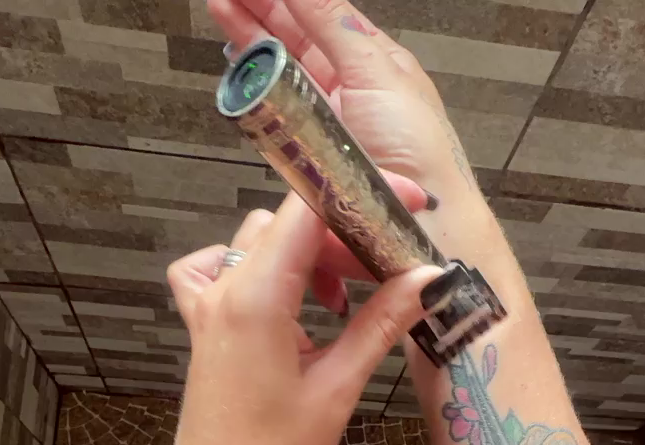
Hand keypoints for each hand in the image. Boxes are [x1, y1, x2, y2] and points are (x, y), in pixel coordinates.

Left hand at [161, 196, 442, 444]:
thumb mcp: (338, 389)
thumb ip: (380, 324)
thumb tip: (429, 280)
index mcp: (256, 298)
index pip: (309, 208)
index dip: (361, 193)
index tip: (406, 205)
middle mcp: (224, 289)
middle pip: (289, 225)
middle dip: (342, 237)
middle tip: (383, 274)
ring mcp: (207, 306)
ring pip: (259, 243)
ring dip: (306, 256)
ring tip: (338, 302)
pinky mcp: (203, 326)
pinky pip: (220, 270)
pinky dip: (257, 270)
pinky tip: (282, 301)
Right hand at [209, 0, 475, 198]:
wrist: (421, 223)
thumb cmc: (419, 153)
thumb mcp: (377, 68)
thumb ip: (334, 21)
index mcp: (369, 67)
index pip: (317, 21)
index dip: (282, 1)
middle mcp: (345, 98)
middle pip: (293, 49)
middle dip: (256, 19)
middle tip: (223, 0)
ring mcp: (324, 133)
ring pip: (281, 87)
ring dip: (252, 54)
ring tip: (223, 19)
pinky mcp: (307, 167)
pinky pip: (276, 132)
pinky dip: (256, 107)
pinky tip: (241, 84)